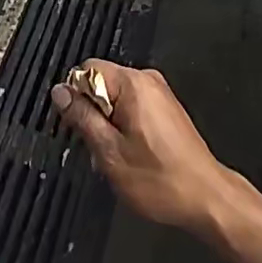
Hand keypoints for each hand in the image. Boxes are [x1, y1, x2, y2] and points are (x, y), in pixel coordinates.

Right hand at [51, 59, 235, 232]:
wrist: (202, 194)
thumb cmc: (158, 178)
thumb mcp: (109, 151)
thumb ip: (82, 117)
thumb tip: (60, 92)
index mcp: (134, 84)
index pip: (88, 68)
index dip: (75, 95)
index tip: (76, 124)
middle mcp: (148, 80)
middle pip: (101, 82)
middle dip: (91, 112)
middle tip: (99, 147)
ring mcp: (158, 93)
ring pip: (114, 98)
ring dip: (106, 124)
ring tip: (116, 155)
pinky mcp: (164, 107)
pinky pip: (131, 106)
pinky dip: (123, 127)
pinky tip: (130, 154)